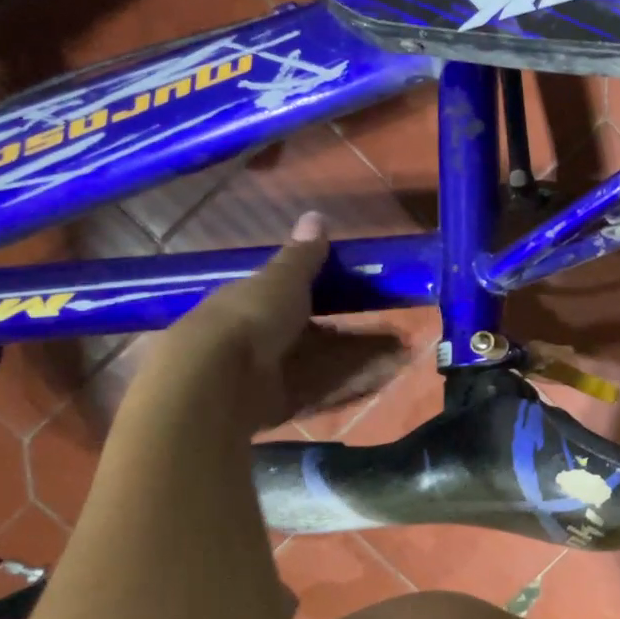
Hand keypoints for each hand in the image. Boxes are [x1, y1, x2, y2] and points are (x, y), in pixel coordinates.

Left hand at [144, 213, 406, 427]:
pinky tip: (387, 378)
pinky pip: (326, 392)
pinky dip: (357, 385)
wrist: (215, 382)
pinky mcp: (281, 403)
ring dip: (367, 360)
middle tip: (398, 334)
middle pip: (315, 336)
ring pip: (326, 364)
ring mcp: (269, 374)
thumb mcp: (280, 280)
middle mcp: (257, 340)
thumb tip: (315, 215)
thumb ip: (302, 256)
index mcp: (247, 305)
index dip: (326, 298)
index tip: (363, 298)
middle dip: (357, 336)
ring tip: (405, 356)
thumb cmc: (247, 319)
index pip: (289, 299)